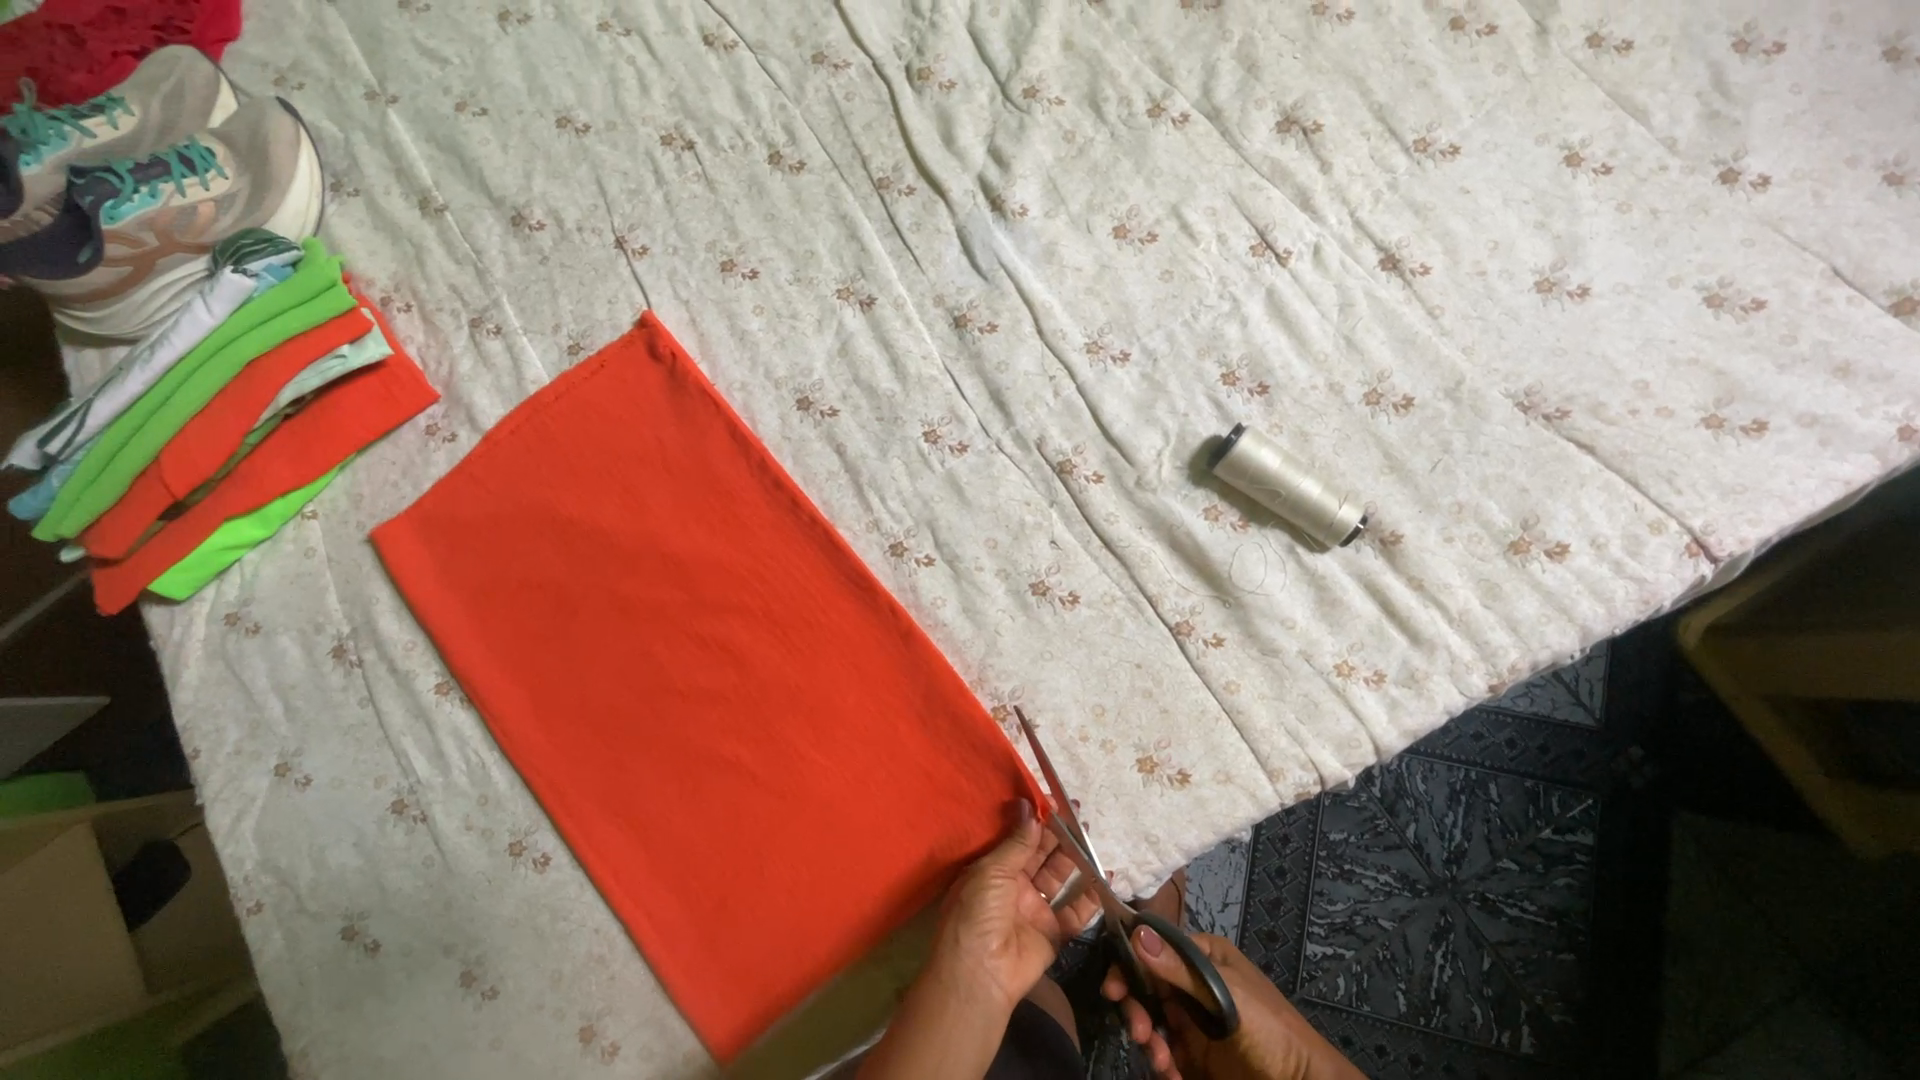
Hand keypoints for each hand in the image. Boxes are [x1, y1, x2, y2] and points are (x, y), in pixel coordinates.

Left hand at [857, 802, 1101, 1079]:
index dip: (1035, 819)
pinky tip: (1105, 879)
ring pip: (1059, 878)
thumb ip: (1016, 842)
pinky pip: (1075, 912)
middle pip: (1041, 855)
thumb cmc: (977, 913)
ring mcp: (1034, 910)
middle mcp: (1014, 886)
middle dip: (1059, 835)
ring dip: (1075, 859)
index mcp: (993, 869)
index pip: (1017, 838)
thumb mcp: (992, 871)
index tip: (1054, 800)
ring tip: (1091, 838)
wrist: (980, 974)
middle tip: (1079, 814)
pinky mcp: (1053, 933)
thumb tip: (1028, 806)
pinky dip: (1090, 897)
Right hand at [1103, 925, 1363, 1079]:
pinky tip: (1171, 1075)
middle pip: (1144, 986)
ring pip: (1150, 1020)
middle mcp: (1192, 983)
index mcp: (1204, 956)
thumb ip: (1178, 967)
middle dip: (1136, 1009)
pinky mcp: (1193, 1053)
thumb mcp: (1225, 994)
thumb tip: (1135, 931)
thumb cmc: (1270, 1029)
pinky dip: (1161, 1064)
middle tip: (1140, 1033)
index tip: (1112, 989)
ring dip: (1148, 1041)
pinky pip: (1163, 1052)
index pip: (1154, 948)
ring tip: (1162, 1063)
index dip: (1128, 964)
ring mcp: (1192, 1019)